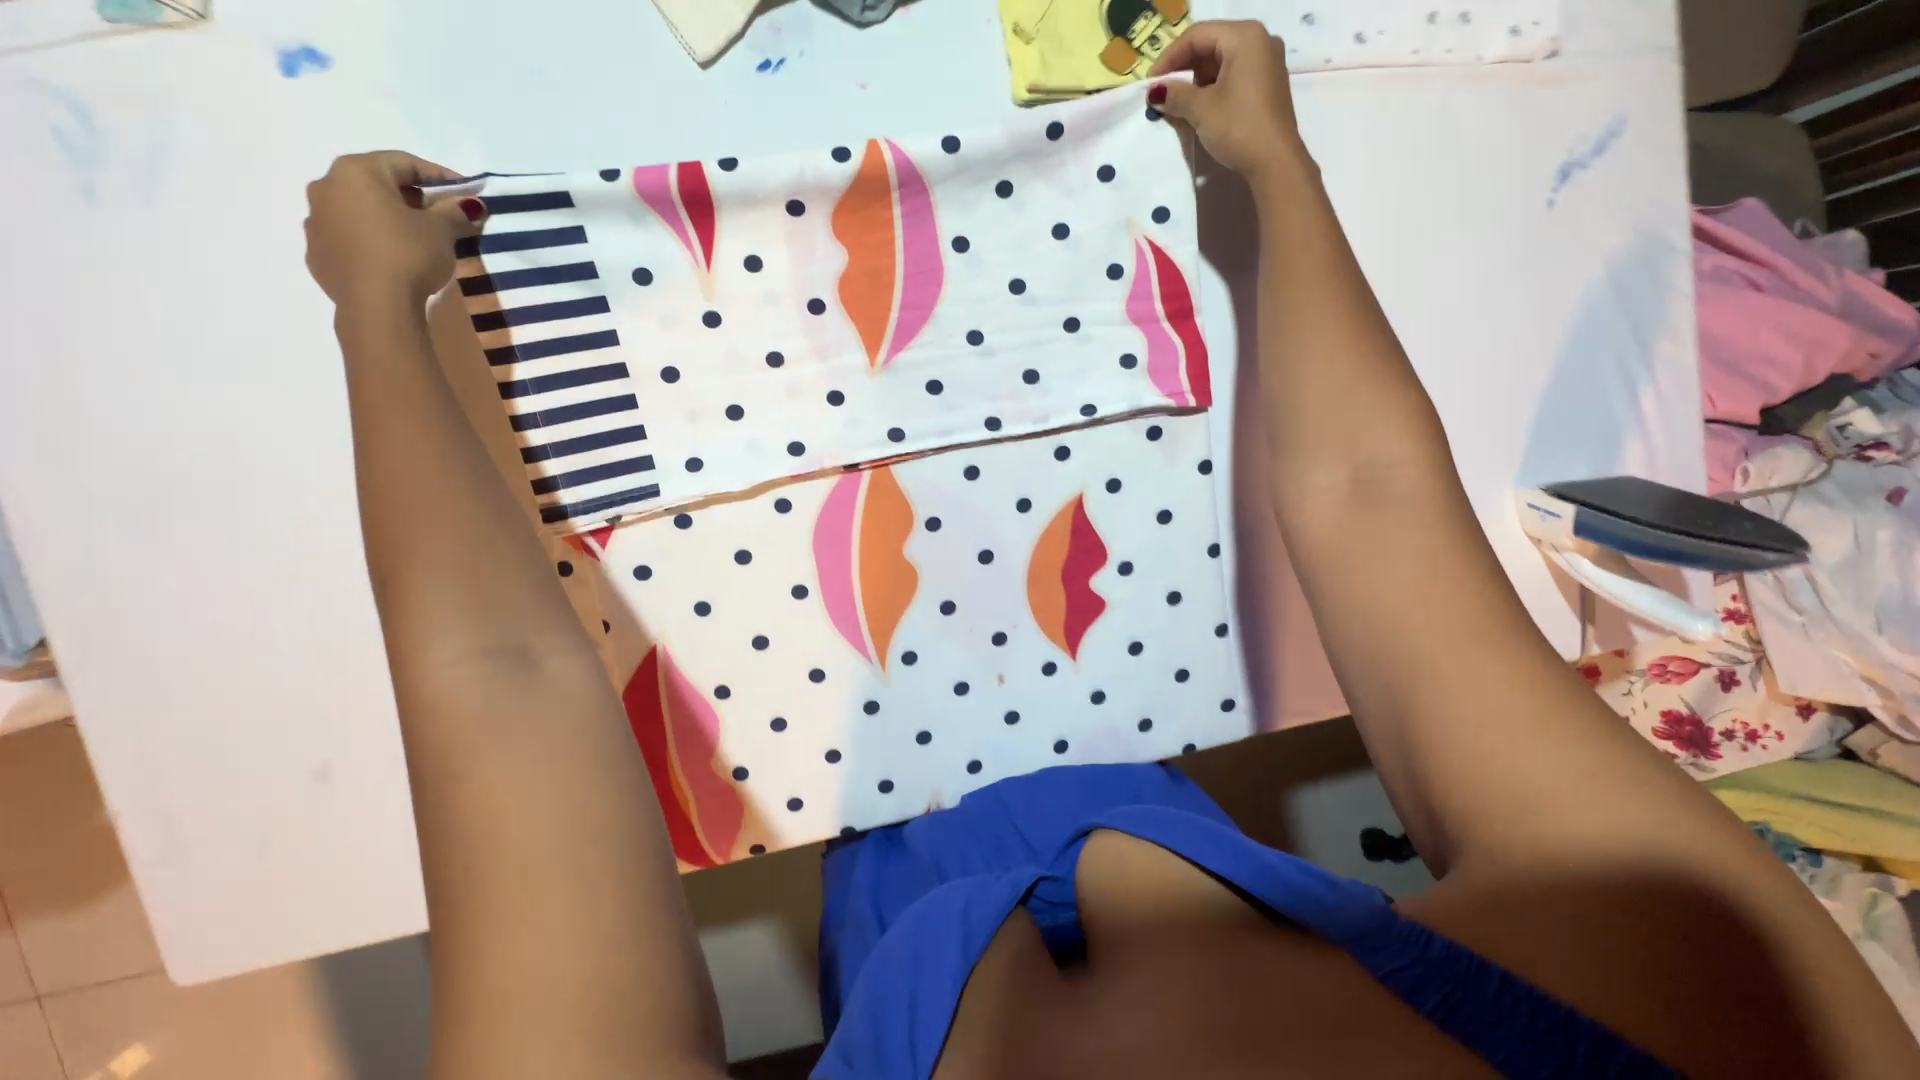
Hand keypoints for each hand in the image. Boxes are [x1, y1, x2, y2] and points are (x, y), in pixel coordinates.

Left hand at [304, 151, 484, 308]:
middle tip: (439, 215)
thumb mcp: (441, 230)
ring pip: (358, 210)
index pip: (404, 163)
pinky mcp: (316, 252)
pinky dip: (369, 241)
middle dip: (410, 196)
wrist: (375, 305)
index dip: (439, 176)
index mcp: (356, 171)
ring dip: (386, 218)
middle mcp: (326, 187)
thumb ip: (454, 211)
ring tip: (414, 238)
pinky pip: (348, 237)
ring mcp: (315, 220)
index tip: (464, 191)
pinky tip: (390, 258)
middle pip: (377, 183)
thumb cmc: (408, 254)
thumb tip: (469, 204)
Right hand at [1150, 21, 1306, 181]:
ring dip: (1197, 79)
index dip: (1169, 57)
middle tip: (1162, 92)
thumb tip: (1155, 92)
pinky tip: (1198, 106)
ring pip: (1222, 60)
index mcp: (1244, 37)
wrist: (1275, 161)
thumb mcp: (1201, 109)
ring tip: (1178, 102)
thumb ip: (1175, 94)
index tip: (1151, 82)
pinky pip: (1234, 74)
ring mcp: (1267, 62)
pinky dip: (1213, 86)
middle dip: (1183, 68)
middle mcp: (1260, 41)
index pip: (1197, 36)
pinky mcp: (1268, 83)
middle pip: (1211, 44)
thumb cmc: (1238, 127)